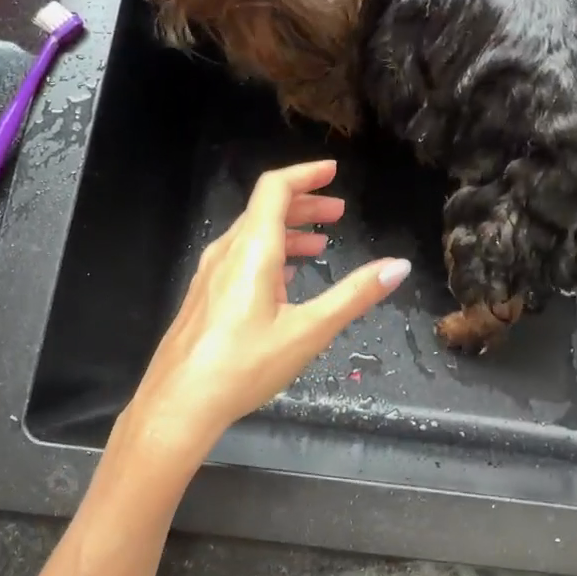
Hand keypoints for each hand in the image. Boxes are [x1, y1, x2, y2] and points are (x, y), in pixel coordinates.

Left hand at [113, 160, 409, 461]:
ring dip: (288, 231)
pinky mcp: (204, 296)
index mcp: (252, 250)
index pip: (275, 189)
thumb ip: (354, 295)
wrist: (178, 404)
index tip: (333, 172)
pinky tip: (284, 282)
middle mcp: (227, 253)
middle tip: (337, 213)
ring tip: (319, 245)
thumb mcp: (308, 331)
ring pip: (252, 235)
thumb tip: (398, 266)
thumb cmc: (244, 365)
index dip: (305, 174)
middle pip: (265, 209)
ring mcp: (210, 274)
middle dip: (304, 204)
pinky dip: (270, 253)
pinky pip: (240, 257)